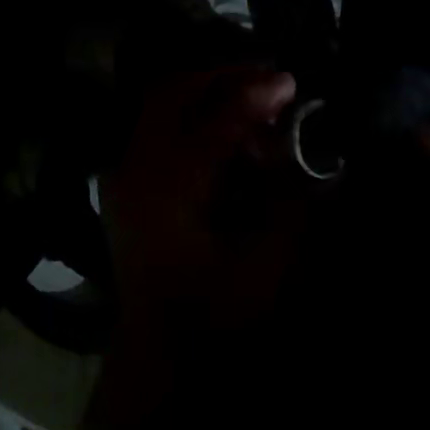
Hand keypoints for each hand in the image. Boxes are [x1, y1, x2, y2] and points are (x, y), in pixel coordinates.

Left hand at [103, 64, 305, 344]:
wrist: (158, 356)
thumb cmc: (216, 317)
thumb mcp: (268, 267)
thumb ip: (291, 201)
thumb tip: (306, 149)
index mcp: (168, 190)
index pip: (213, 122)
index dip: (253, 95)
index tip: (289, 79)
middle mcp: (136, 169)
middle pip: (174, 93)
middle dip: (223, 76)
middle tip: (268, 74)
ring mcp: (123, 171)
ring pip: (161, 103)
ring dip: (206, 91)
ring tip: (252, 98)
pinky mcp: (124, 178)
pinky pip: (155, 125)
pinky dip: (190, 113)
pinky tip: (225, 128)